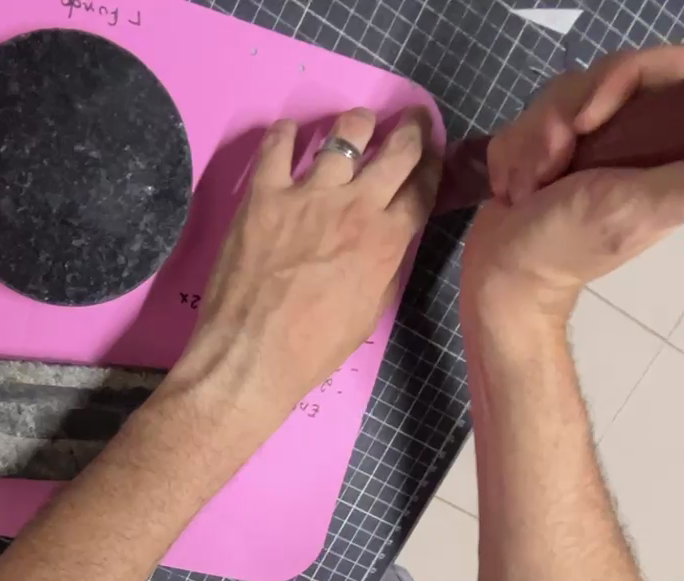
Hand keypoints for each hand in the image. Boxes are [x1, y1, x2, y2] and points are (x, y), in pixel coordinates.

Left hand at [175, 107, 440, 418]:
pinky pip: (278, 145)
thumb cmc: (312, 351)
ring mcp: (308, 195)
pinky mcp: (264, 194)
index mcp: (386, 240)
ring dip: (357, 124)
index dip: (433, 165)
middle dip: (410, 129)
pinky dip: (288, 133)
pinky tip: (291, 135)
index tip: (432, 154)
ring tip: (356, 126)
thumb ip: (384, 269)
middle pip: (396, 149)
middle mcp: (354, 206)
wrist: (250, 357)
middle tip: (410, 121)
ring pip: (345, 132)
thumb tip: (389, 242)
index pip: (423, 186)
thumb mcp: (368, 315)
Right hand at [464, 45, 683, 326]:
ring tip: (529, 186)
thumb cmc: (567, 248)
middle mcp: (640, 137)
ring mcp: (592, 145)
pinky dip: (513, 155)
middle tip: (552, 164)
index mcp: (679, 143)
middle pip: (609, 74)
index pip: (676, 65)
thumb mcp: (642, 208)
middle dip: (564, 115)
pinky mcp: (550, 154)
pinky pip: (528, 122)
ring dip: (533, 141)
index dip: (628, 76)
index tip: (593, 116)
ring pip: (561, 95)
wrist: (499, 281)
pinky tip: (515, 189)